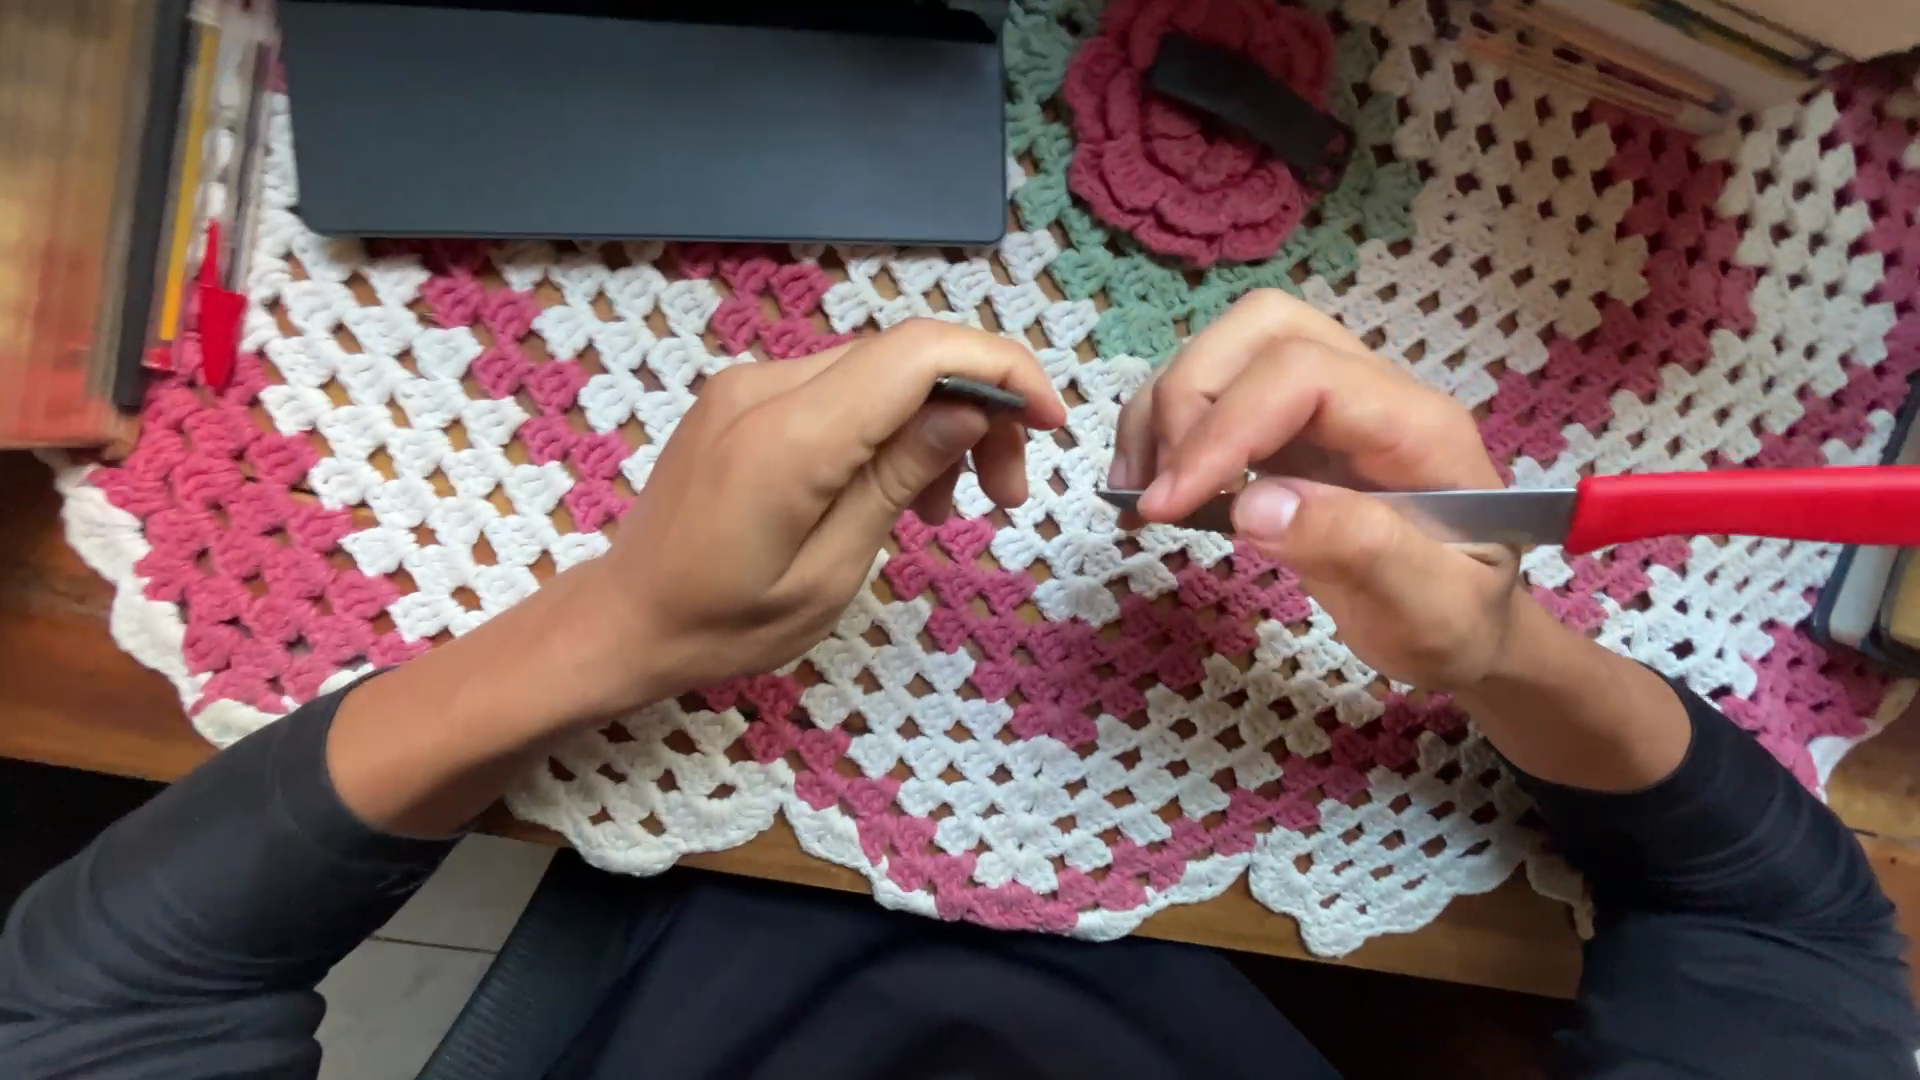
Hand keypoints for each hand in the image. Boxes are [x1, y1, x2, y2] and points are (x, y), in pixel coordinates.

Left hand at [582, 319, 1066, 708]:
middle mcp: (767, 385)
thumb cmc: (726, 625)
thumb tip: (971, 408)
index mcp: (789, 438)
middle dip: (979, 409)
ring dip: (937, 424)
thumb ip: (897, 478)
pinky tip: (899, 490)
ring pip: (881, 374)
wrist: (625, 620)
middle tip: (1006, 491)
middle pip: (907, 357)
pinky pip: (843, 394)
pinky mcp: (748, 399)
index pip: (918, 355)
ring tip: (948, 510)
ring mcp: (752, 385)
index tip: (1049, 421)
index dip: (1000, 369)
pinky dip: (890, 429)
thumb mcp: (831, 571)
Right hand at [1111, 290, 1518, 690]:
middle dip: (1186, 398)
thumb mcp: (1430, 607)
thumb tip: (1253, 506)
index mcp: (1412, 427)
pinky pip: (1205, 392)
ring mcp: (1316, 404)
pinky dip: (1156, 431)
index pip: (1301, 375)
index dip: (1220, 430)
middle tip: (1159, 491)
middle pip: (1262, 328)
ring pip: (1223, 350)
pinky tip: (1142, 490)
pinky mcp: (1278, 428)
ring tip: (1137, 494)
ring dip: (1160, 412)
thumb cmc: (1450, 620)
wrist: (1453, 621)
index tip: (1165, 506)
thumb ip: (1359, 549)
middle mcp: (1364, 391)